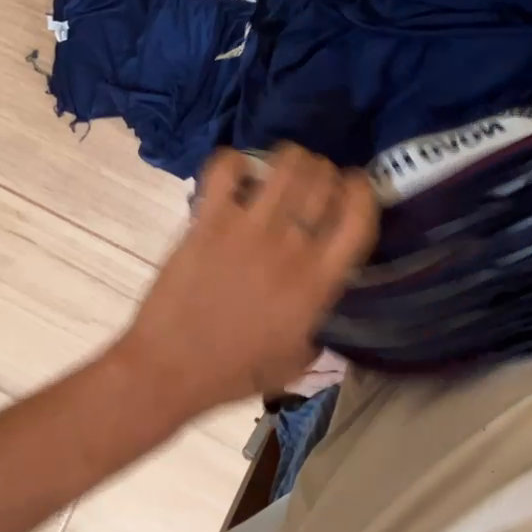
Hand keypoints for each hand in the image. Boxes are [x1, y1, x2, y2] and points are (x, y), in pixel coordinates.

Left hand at [114, 144, 377, 412]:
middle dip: (326, 171)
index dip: (363, 191)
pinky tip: (239, 172)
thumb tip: (324, 297)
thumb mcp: (296, 358)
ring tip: (286, 166)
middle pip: (324, 181)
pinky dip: (235, 161)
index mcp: (318, 283)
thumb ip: (320, 324)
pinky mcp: (207, 221)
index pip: (359, 217)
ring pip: (285, 166)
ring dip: (292, 158)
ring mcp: (248, 230)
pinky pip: (226, 169)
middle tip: (317, 178)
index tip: (355, 186)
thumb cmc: (234, 373)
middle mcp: (290, 248)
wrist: (168, 370)